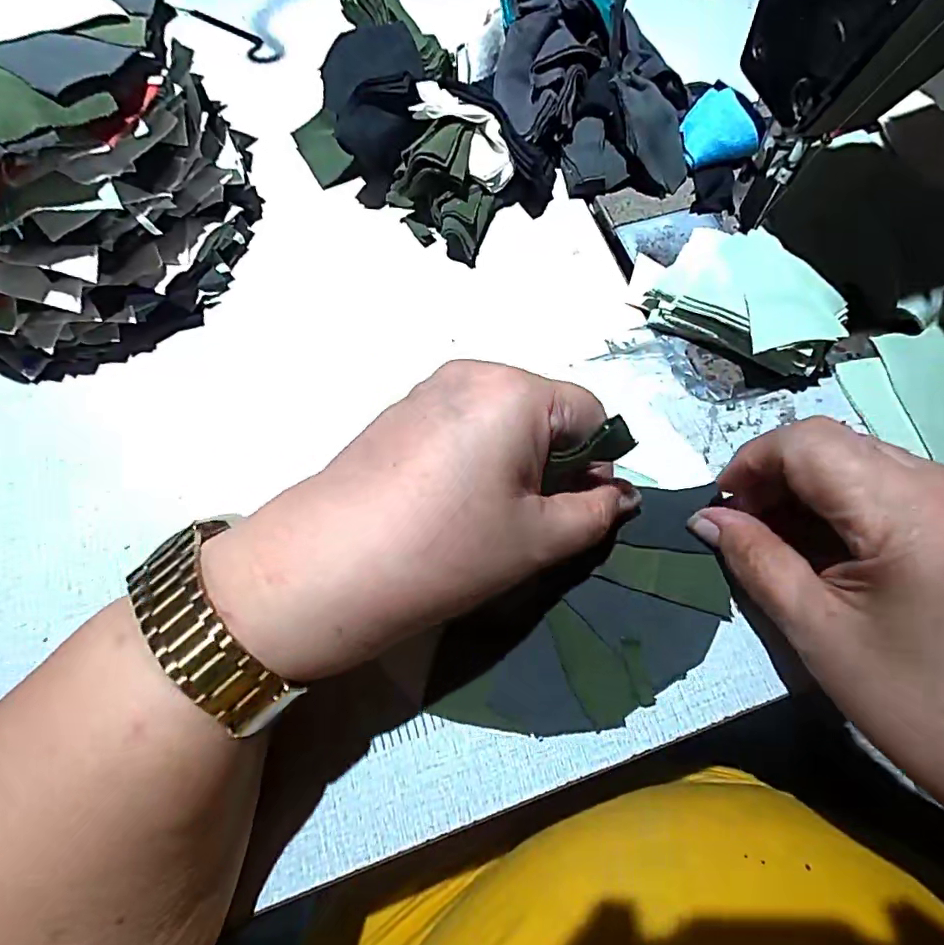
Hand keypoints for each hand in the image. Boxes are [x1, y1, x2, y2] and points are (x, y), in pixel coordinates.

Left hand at [199, 362, 638, 682]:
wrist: (321, 571)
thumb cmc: (448, 550)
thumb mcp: (540, 539)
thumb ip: (598, 511)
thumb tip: (622, 496)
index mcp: (516, 391)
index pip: (592, 413)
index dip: (597, 462)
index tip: (573, 507)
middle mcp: (474, 373)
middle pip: (548, 411)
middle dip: (556, 461)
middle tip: (530, 517)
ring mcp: (430, 389)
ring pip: (508, 419)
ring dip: (519, 460)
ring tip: (487, 512)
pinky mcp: (401, 412)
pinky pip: (468, 423)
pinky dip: (480, 456)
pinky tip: (451, 501)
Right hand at [691, 418, 943, 865]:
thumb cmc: (922, 710)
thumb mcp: (821, 635)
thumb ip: (759, 561)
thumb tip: (708, 518)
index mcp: (915, 512)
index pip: (811, 442)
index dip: (753, 461)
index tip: (721, 506)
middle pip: (840, 443)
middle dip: (780, 475)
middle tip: (746, 525)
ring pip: (867, 458)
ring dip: (814, 487)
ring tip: (782, 536)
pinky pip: (897, 481)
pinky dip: (850, 499)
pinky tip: (833, 542)